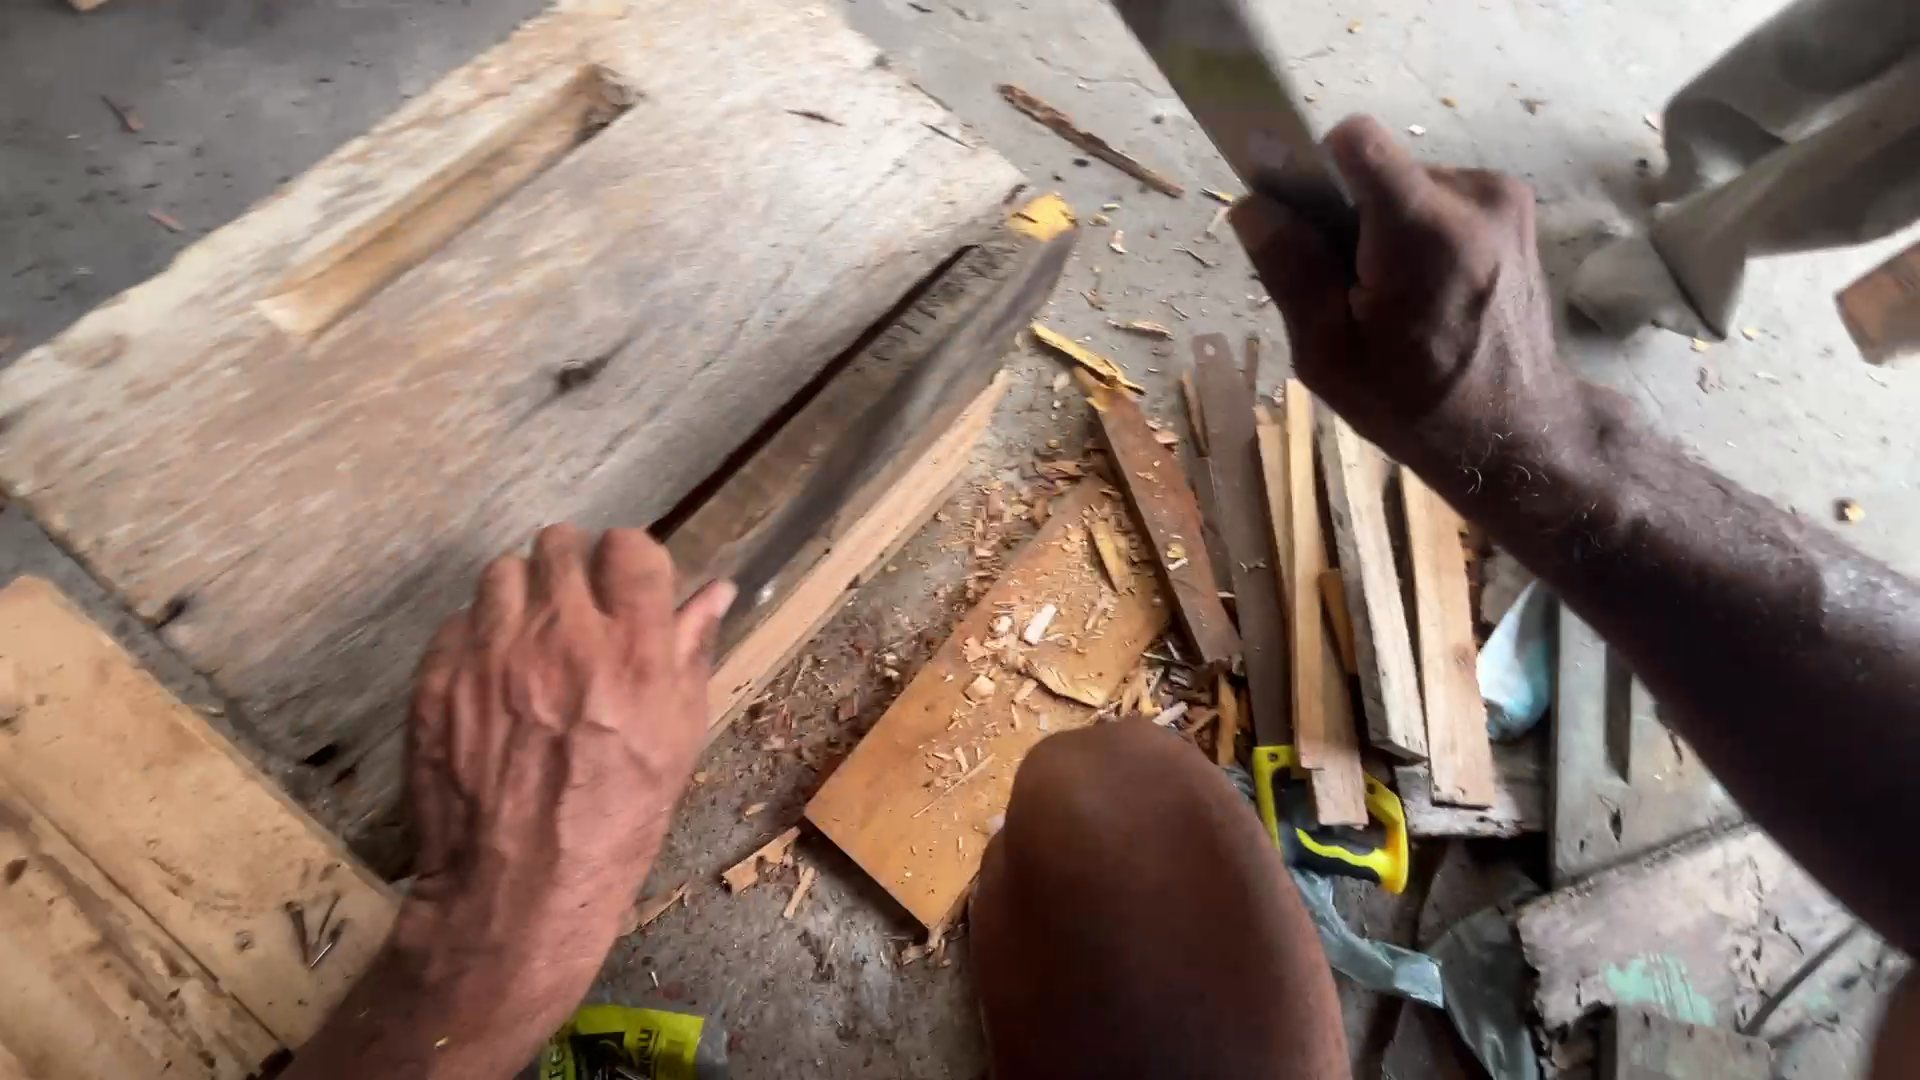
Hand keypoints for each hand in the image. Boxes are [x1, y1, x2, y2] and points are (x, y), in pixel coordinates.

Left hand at [403, 524, 733, 998]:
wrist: (520, 885)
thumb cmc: (623, 810)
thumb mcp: (680, 731)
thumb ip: (693, 648)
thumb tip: (718, 590)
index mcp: (634, 649)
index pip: (630, 547)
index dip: (633, 556)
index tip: (631, 582)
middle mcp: (562, 635)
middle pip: (561, 542)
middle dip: (578, 564)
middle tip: (582, 602)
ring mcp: (491, 654)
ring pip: (503, 570)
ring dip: (527, 592)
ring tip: (534, 634)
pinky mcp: (437, 679)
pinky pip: (459, 619)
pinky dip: (481, 633)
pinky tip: (494, 673)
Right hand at [1231, 115, 1580, 472]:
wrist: (1511, 427)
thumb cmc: (1410, 404)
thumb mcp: (1326, 354)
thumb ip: (1291, 271)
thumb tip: (1251, 207)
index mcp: (1421, 230)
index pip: (1354, 142)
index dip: (1311, 170)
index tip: (1299, 221)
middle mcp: (1473, 194)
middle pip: (1373, 173)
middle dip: (1344, 222)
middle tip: (1342, 295)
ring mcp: (1502, 197)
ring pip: (1403, 188)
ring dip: (1376, 233)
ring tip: (1381, 302)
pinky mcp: (1513, 210)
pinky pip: (1435, 202)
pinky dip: (1410, 238)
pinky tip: (1416, 296)